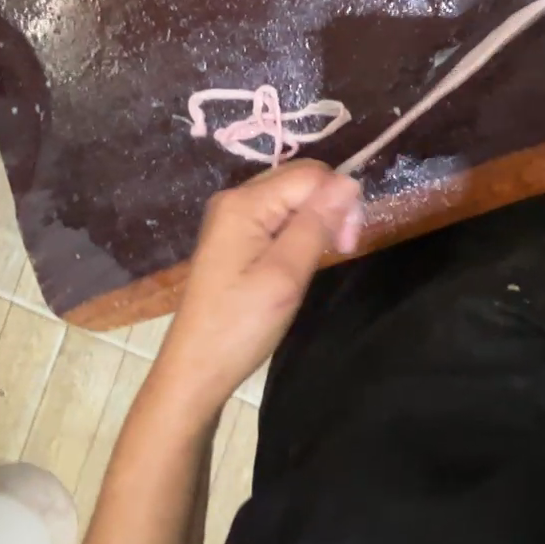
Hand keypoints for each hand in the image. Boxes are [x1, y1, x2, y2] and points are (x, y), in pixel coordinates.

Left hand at [148, 161, 363, 418]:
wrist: (196, 368)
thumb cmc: (240, 326)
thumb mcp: (286, 275)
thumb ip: (316, 223)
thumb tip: (349, 180)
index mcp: (245, 202)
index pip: (311, 174)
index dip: (339, 201)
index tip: (347, 245)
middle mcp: (235, 198)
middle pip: (300, 179)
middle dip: (329, 206)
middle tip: (340, 250)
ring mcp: (231, 216)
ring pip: (291, 196)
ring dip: (316, 218)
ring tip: (320, 258)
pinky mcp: (233, 234)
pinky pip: (276, 214)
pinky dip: (298, 228)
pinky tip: (299, 258)